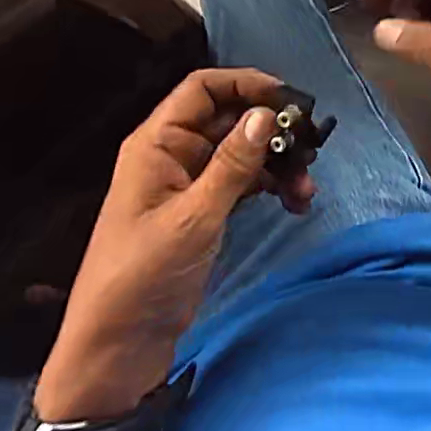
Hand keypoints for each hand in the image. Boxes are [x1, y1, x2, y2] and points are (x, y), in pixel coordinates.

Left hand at [34, 69, 313, 420]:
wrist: (119, 346)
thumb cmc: (144, 274)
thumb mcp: (194, 217)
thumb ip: (232, 164)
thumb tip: (267, 114)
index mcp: (158, 144)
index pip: (203, 89)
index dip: (246, 83)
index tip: (290, 99)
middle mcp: (177, 154)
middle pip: (232, 119)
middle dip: (274, 129)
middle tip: (311, 148)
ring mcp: (194, 182)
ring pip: (245, 152)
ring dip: (280, 162)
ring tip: (307, 186)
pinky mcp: (208, 209)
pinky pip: (248, 181)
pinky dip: (273, 186)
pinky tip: (296, 203)